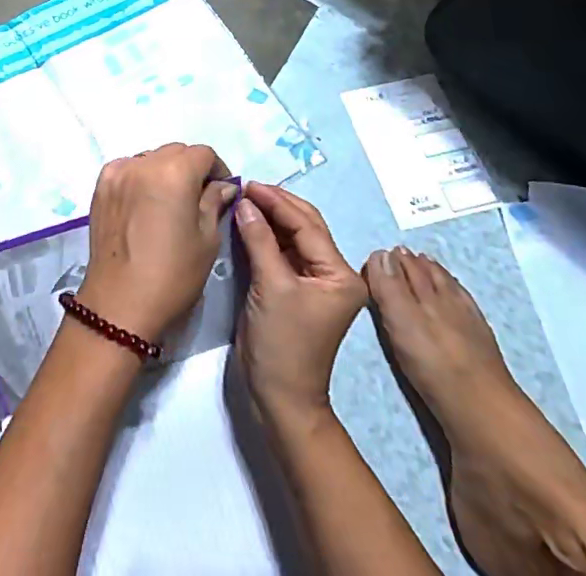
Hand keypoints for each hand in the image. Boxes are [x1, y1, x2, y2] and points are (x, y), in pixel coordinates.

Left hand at [78, 143, 234, 341]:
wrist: (119, 305)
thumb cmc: (172, 274)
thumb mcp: (206, 239)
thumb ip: (214, 202)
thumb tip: (222, 186)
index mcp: (175, 172)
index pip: (204, 154)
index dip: (217, 170)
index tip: (221, 192)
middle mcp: (144, 163)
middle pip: (176, 152)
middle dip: (191, 169)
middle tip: (198, 199)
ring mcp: (118, 174)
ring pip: (151, 159)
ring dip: (165, 171)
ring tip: (169, 203)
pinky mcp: (101, 189)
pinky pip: (128, 170)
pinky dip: (141, 178)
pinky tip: (145, 204)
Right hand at [233, 183, 368, 424]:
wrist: (278, 399)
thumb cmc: (281, 346)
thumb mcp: (271, 288)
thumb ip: (260, 241)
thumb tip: (245, 204)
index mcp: (340, 274)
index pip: (307, 226)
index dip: (278, 203)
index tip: (251, 185)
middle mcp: (333, 274)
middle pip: (304, 227)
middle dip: (276, 206)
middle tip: (247, 187)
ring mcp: (315, 283)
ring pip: (292, 239)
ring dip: (269, 220)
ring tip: (245, 200)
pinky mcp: (295, 291)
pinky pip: (282, 255)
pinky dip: (265, 239)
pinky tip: (248, 223)